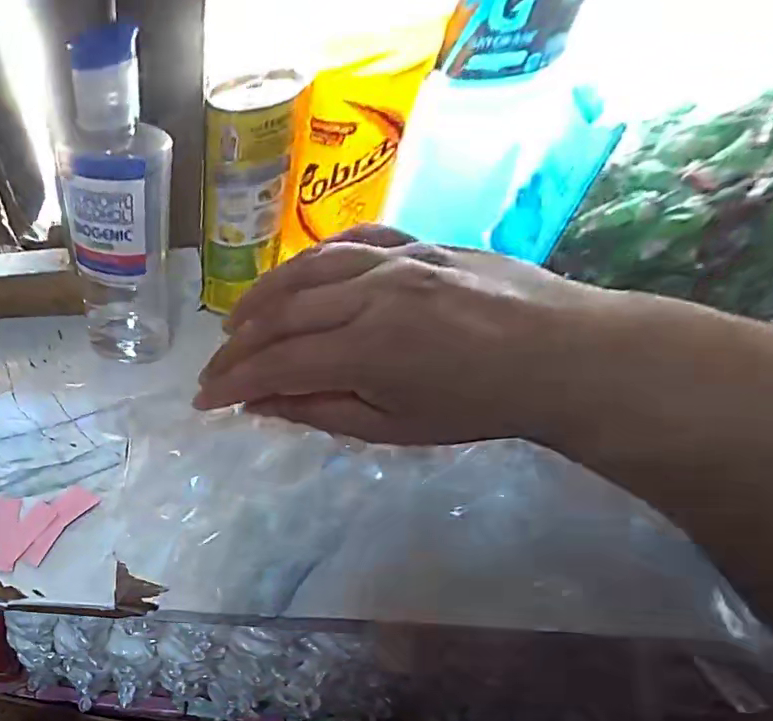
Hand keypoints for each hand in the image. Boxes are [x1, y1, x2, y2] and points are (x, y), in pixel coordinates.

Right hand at [193, 225, 625, 444]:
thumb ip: (318, 411)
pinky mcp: (419, 243)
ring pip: (305, 270)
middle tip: (214, 370)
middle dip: (236, 347)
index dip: (232, 382)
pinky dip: (310, 259)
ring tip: (236, 323)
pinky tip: (294, 278)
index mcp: (368, 349)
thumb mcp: (390, 427)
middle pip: (280, 316)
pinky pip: (350, 240)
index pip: (276, 363)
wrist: (569, 356)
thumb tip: (259, 403)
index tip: (203, 400)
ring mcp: (397, 261)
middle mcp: (373, 294)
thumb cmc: (477, 406)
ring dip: (260, 298)